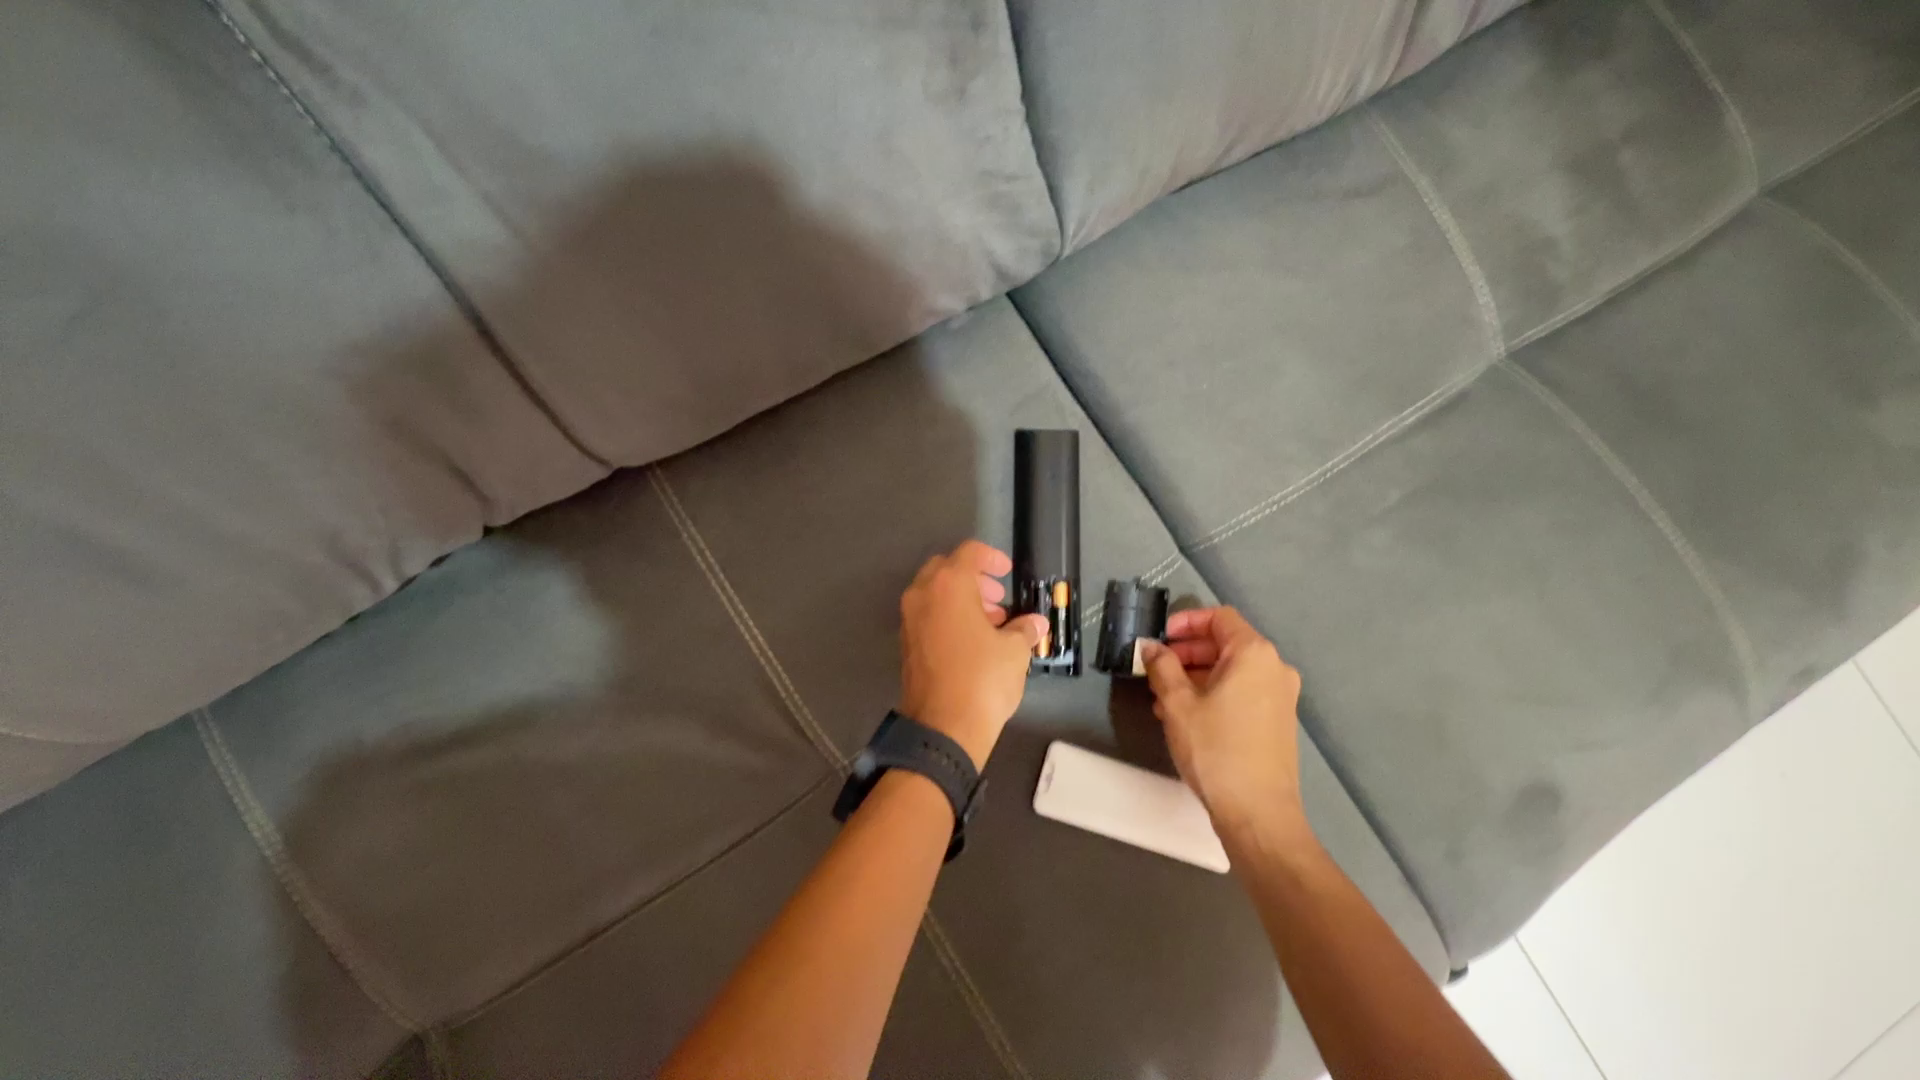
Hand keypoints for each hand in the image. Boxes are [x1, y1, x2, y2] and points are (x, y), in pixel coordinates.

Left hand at [898, 540, 1048, 768]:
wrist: (944, 728)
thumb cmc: (983, 679)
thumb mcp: (1014, 651)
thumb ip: (1024, 629)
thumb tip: (1036, 624)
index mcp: (949, 585)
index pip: (969, 553)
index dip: (992, 557)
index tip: (1007, 572)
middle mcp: (923, 595)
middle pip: (946, 569)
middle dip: (974, 579)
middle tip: (999, 597)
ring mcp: (910, 620)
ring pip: (935, 594)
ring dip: (962, 599)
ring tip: (993, 622)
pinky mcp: (907, 644)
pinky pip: (928, 616)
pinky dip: (949, 617)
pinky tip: (974, 640)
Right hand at [1141, 607, 1309, 844]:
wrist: (1258, 813)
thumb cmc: (1216, 750)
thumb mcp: (1177, 704)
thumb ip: (1161, 667)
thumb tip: (1150, 647)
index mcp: (1254, 654)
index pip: (1219, 618)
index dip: (1185, 622)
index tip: (1158, 638)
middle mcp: (1274, 668)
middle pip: (1226, 643)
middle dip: (1186, 652)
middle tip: (1154, 669)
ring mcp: (1280, 696)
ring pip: (1232, 671)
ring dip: (1196, 676)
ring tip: (1162, 698)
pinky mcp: (1278, 721)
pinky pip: (1242, 692)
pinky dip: (1214, 694)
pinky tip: (1186, 717)